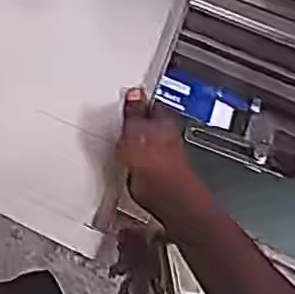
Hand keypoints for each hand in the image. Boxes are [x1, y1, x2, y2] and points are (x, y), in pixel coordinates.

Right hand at [118, 88, 211, 224]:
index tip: (128, 98)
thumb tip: (134, 93)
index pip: (152, 105)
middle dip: (139, 122)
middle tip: (123, 119)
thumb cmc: (158, 167)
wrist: (171, 200)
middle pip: (152, 123)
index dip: (139, 101)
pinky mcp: (161, 175)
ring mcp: (167, 157)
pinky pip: (147, 160)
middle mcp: (169, 138)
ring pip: (151, 141)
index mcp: (165, 123)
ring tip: (122, 142)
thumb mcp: (134, 131)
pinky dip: (139, 159)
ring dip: (138, 141)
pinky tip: (129, 163)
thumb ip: (133, 112)